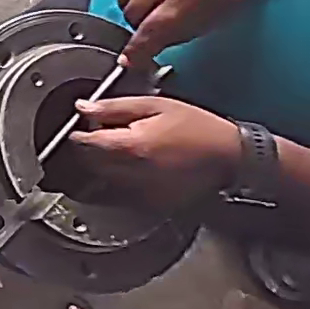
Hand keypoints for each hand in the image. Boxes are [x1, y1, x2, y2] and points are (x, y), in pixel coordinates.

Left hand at [67, 95, 239, 208]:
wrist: (231, 157)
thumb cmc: (197, 128)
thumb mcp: (153, 105)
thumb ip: (113, 107)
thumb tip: (82, 107)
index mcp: (131, 147)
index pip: (86, 143)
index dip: (78, 133)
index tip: (79, 128)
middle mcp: (132, 173)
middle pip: (90, 162)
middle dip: (90, 148)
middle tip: (106, 134)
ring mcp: (141, 191)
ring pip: (102, 178)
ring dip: (102, 164)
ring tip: (125, 149)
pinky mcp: (150, 203)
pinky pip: (121, 191)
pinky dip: (119, 179)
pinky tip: (137, 166)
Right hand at [118, 0, 266, 61]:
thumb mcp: (220, 12)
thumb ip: (184, 30)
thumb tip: (154, 46)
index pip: (150, 33)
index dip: (136, 52)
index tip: (128, 62)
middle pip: (132, 16)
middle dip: (140, 27)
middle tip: (155, 26)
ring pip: (123, 0)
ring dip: (133, 9)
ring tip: (150, 7)